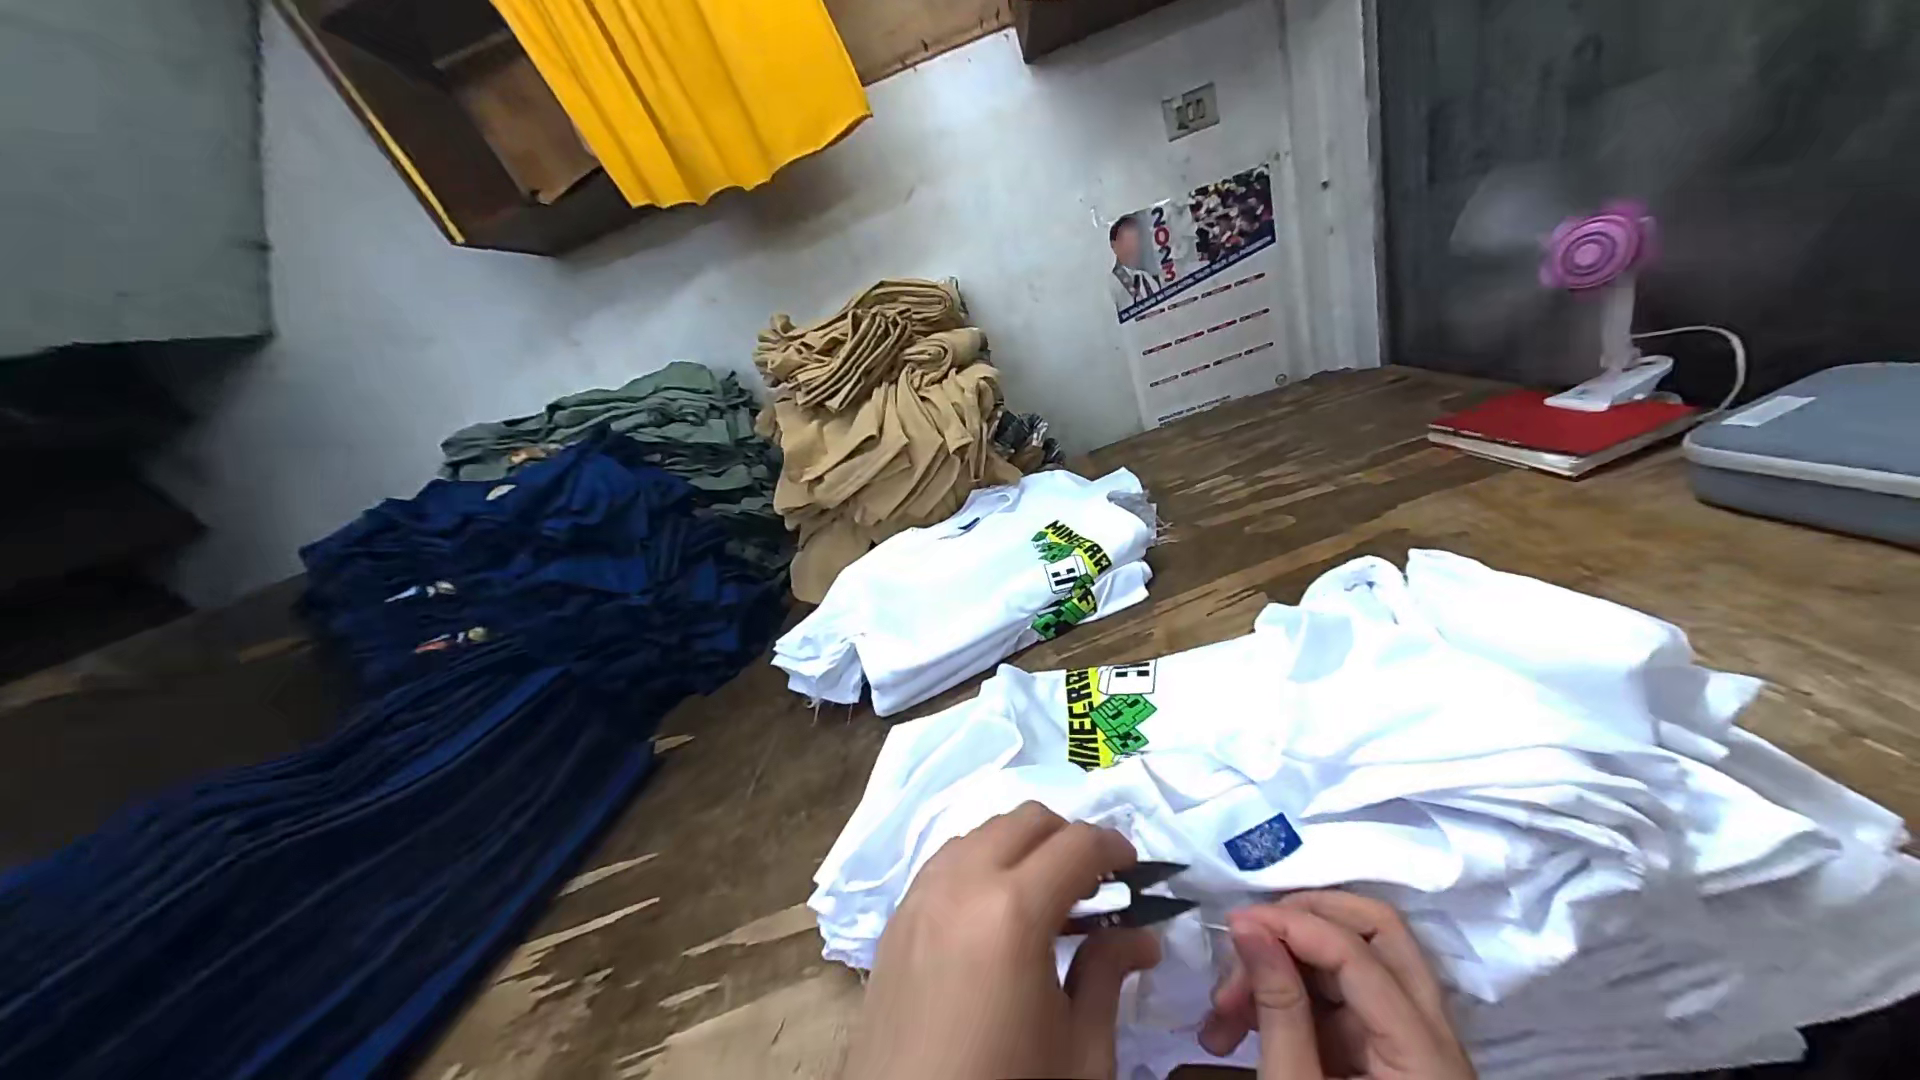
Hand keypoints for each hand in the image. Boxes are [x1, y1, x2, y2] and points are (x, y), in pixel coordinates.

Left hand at [843, 802, 1161, 1079]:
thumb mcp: (1079, 1051)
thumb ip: (1108, 974)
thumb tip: (1140, 936)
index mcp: (1014, 911)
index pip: (1075, 844)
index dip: (1113, 847)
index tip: (1132, 868)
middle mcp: (962, 883)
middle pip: (1026, 819)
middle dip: (1067, 836)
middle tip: (1093, 881)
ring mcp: (922, 894)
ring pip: (983, 831)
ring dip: (1022, 845)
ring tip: (1045, 894)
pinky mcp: (897, 915)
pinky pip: (947, 859)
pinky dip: (981, 861)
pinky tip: (995, 908)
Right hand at [1198, 891, 1475, 1079]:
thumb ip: (1278, 1009)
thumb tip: (1248, 925)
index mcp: (1426, 1060)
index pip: (1359, 954)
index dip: (1292, 924)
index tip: (1232, 926)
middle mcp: (1434, 1037)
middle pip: (1378, 931)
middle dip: (1302, 919)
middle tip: (1247, 937)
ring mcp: (1412, 1041)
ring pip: (1350, 955)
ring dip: (1281, 962)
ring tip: (1224, 1007)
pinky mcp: (1383, 1050)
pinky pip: (1336, 993)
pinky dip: (1284, 991)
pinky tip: (1238, 1021)